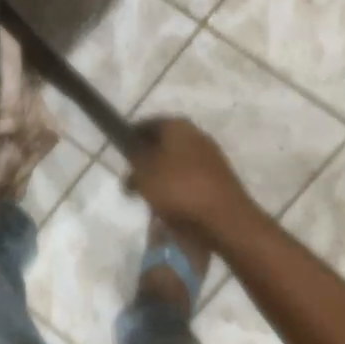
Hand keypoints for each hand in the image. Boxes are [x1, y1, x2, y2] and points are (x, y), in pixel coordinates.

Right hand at [125, 118, 261, 241]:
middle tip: (131, 179)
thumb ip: (133, 156)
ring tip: (145, 198)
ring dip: (159, 178)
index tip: (119, 151)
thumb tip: (132, 148)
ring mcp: (210, 159)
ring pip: (175, 164)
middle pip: (163, 144)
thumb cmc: (178, 189)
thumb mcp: (144, 171)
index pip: (148, 123)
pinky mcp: (218, 182)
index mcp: (178, 127)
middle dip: (145, 161)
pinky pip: (188, 181)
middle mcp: (197, 137)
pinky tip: (165, 208)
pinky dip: (175, 191)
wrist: (225, 220)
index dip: (131, 135)